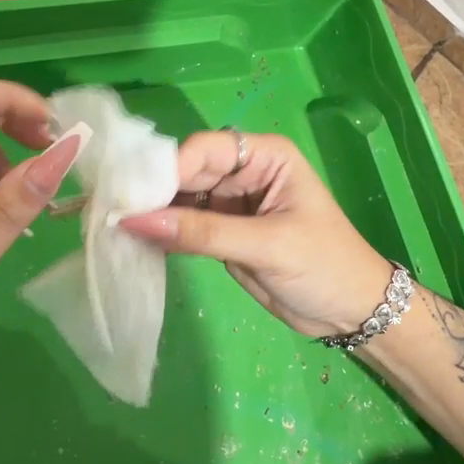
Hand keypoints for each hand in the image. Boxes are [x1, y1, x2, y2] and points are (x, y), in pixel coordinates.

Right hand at [118, 131, 393, 338]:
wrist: (352, 313)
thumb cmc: (325, 265)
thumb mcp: (268, 246)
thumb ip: (204, 234)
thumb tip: (136, 221)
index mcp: (265, 156)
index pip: (205, 149)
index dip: (169, 167)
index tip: (133, 195)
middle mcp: (243, 172)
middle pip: (185, 170)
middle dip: (152, 189)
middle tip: (111, 209)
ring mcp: (229, 204)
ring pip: (179, 198)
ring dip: (151, 212)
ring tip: (112, 224)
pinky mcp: (219, 233)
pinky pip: (182, 226)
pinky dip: (160, 233)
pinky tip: (133, 239)